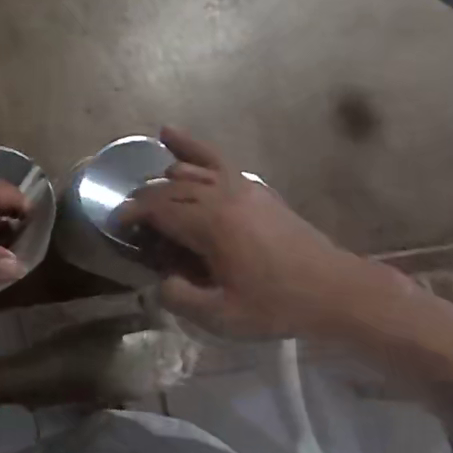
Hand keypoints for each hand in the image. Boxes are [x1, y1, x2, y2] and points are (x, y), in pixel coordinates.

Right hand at [118, 127, 373, 338]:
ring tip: (150, 191)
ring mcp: (241, 186)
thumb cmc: (277, 305)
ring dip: (163, 178)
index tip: (116, 225)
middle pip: (169, 187)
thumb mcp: (223, 317)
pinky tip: (171, 135)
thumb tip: (159, 280)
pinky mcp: (256, 188)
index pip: (156, 209)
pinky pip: (216, 159)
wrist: (336, 291)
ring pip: (189, 169)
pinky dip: (190, 148)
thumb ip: (180, 298)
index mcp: (210, 224)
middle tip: (132, 221)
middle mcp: (221, 196)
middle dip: (144, 200)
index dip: (131, 214)